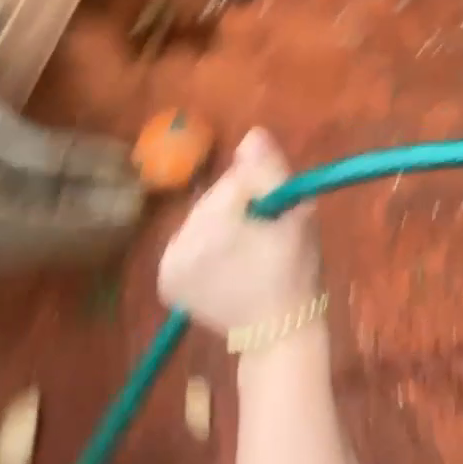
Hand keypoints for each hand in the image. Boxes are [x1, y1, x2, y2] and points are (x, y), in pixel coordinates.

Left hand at [158, 128, 321, 336]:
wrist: (276, 330)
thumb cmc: (296, 271)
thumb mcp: (297, 215)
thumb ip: (271, 172)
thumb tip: (250, 133)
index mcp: (215, 227)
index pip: (237, 180)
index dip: (263, 190)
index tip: (279, 214)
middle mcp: (181, 243)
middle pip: (215, 198)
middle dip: (240, 205)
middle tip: (266, 230)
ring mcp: (169, 264)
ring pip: (201, 217)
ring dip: (223, 222)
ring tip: (247, 247)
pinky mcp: (165, 279)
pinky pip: (189, 240)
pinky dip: (207, 243)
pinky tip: (226, 259)